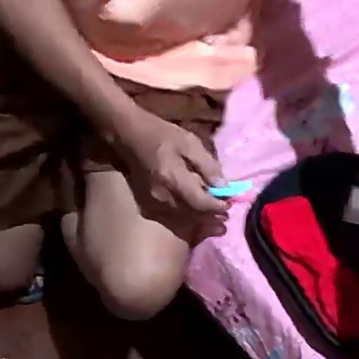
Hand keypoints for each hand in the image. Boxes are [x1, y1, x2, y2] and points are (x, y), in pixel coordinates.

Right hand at [111, 107, 229, 232]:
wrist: (129, 138)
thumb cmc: (161, 135)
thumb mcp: (189, 142)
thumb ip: (208, 166)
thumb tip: (225, 186)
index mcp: (173, 179)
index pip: (201, 202)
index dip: (217, 206)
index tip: (229, 203)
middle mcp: (163, 198)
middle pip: (193, 216)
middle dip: (212, 218)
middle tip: (226, 217)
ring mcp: (154, 206)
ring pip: (183, 222)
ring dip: (201, 223)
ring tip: (216, 222)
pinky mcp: (148, 209)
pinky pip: (172, 221)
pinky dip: (187, 222)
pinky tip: (196, 219)